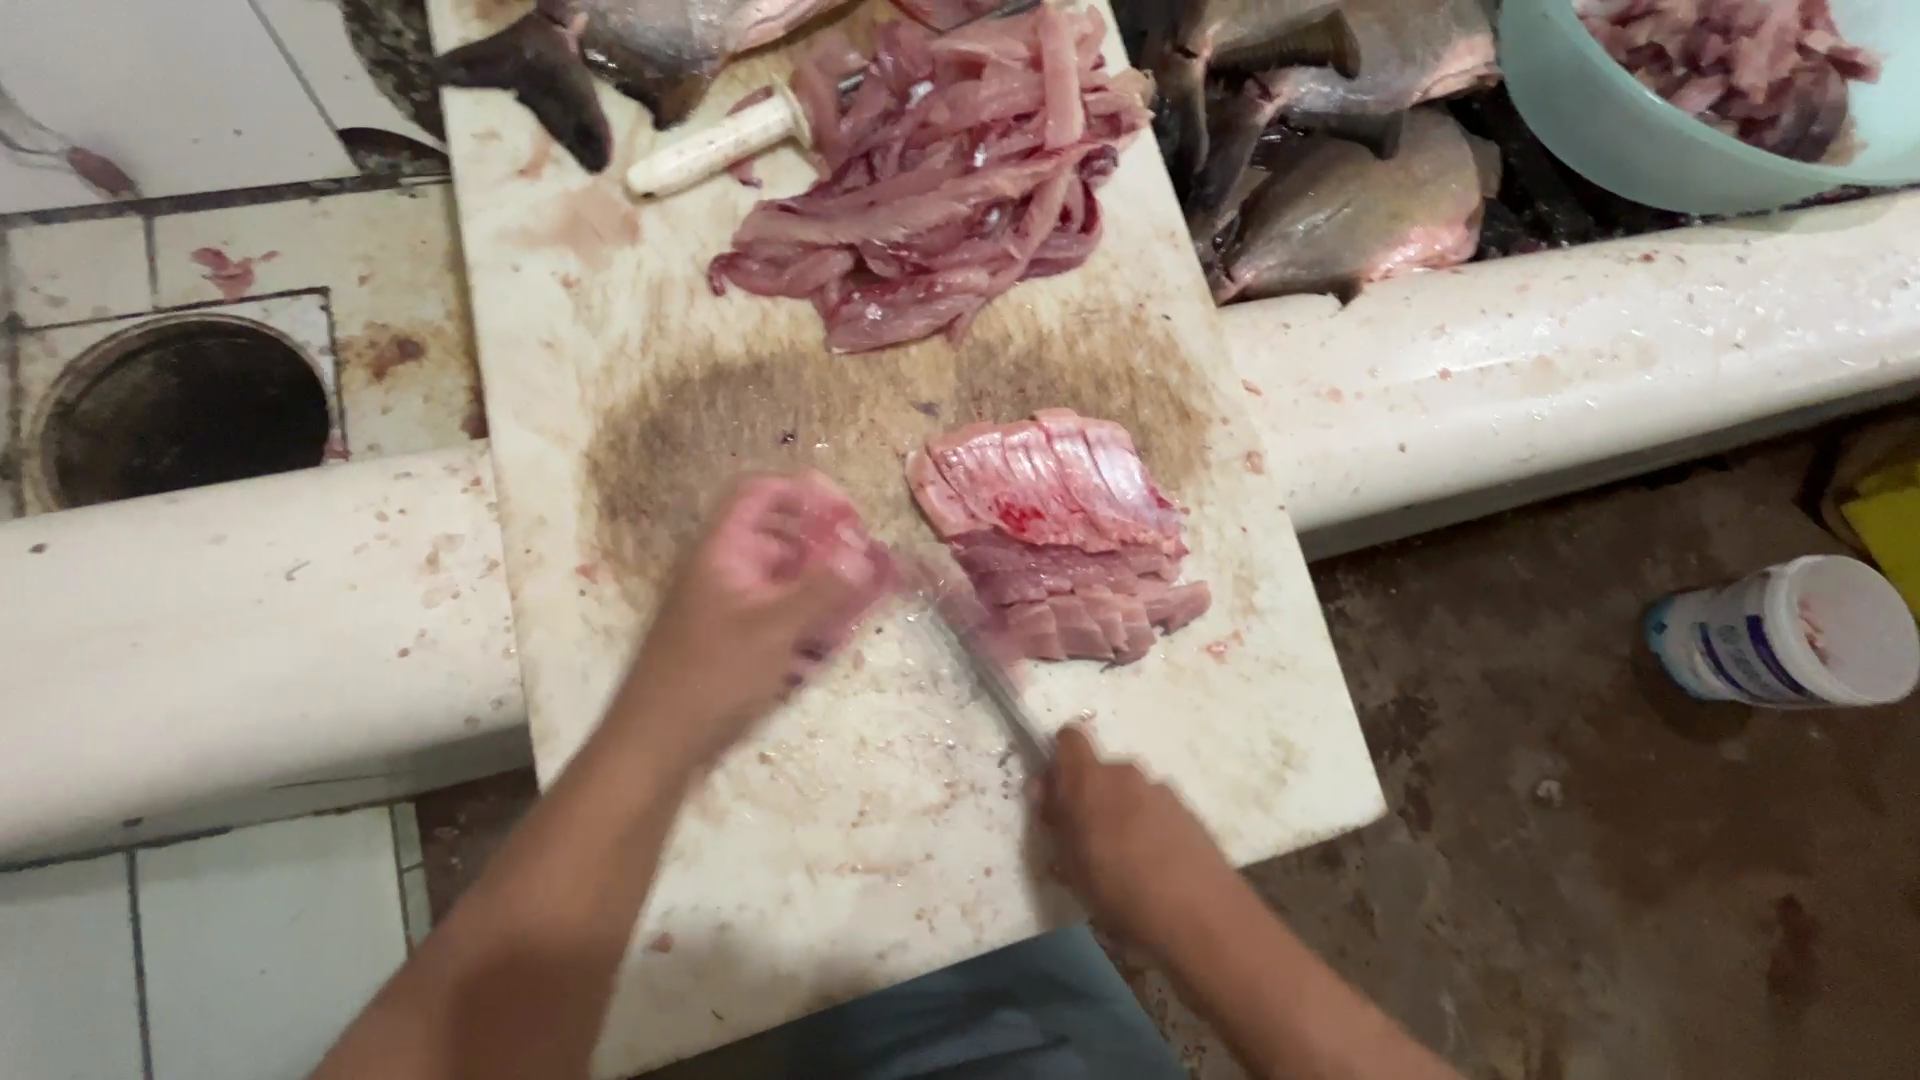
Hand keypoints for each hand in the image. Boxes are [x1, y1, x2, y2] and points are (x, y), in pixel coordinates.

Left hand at [614, 471, 891, 768]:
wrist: (657, 743)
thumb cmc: (711, 676)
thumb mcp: (774, 629)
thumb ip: (822, 589)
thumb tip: (863, 553)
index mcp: (724, 550)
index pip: (761, 493)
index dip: (804, 491)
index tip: (846, 513)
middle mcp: (727, 569)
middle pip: (782, 538)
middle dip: (827, 550)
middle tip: (865, 566)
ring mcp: (732, 605)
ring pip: (787, 581)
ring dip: (822, 591)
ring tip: (854, 613)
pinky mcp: (737, 638)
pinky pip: (781, 614)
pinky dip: (807, 622)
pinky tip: (828, 647)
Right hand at [1037, 723, 1239, 952]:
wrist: (1202, 918)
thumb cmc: (1121, 893)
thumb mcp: (1071, 867)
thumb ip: (1055, 823)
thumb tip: (1045, 793)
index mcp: (1090, 780)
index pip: (1069, 739)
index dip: (1060, 760)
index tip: (1056, 796)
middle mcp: (1126, 774)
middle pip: (1099, 772)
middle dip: (1090, 798)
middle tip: (1086, 841)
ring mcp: (1161, 790)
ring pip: (1128, 793)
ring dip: (1120, 815)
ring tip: (1125, 863)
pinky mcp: (1188, 811)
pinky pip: (1155, 810)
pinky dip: (1148, 828)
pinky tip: (1155, 868)